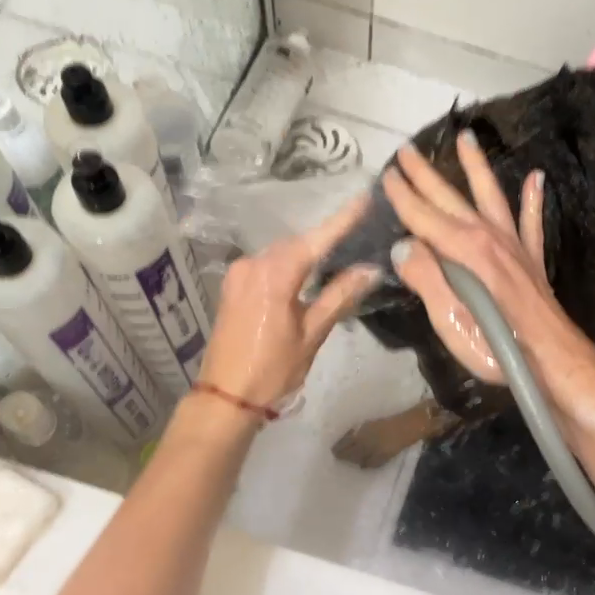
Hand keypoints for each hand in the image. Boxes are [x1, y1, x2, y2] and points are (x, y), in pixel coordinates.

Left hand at [197, 194, 379, 411]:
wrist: (225, 396)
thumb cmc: (273, 370)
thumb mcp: (311, 334)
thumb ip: (339, 297)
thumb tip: (369, 270)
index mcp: (274, 275)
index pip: (317, 240)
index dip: (343, 220)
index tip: (365, 198)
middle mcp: (253, 264)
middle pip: (297, 244)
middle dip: (326, 240)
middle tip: (359, 235)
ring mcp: (239, 274)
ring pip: (282, 255)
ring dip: (307, 255)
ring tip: (338, 257)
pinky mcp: (233, 286)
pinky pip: (267, 267)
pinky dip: (289, 267)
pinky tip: (306, 276)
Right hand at [382, 135, 594, 384]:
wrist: (550, 359)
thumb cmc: (496, 347)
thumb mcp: (449, 321)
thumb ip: (426, 280)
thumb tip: (404, 246)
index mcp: (466, 251)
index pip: (424, 217)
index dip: (403, 197)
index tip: (386, 176)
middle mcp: (490, 238)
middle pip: (451, 199)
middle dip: (426, 174)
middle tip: (407, 149)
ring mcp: (514, 246)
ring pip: (491, 196)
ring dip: (476, 167)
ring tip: (466, 139)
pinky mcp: (531, 260)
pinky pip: (531, 222)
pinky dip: (532, 199)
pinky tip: (535, 178)